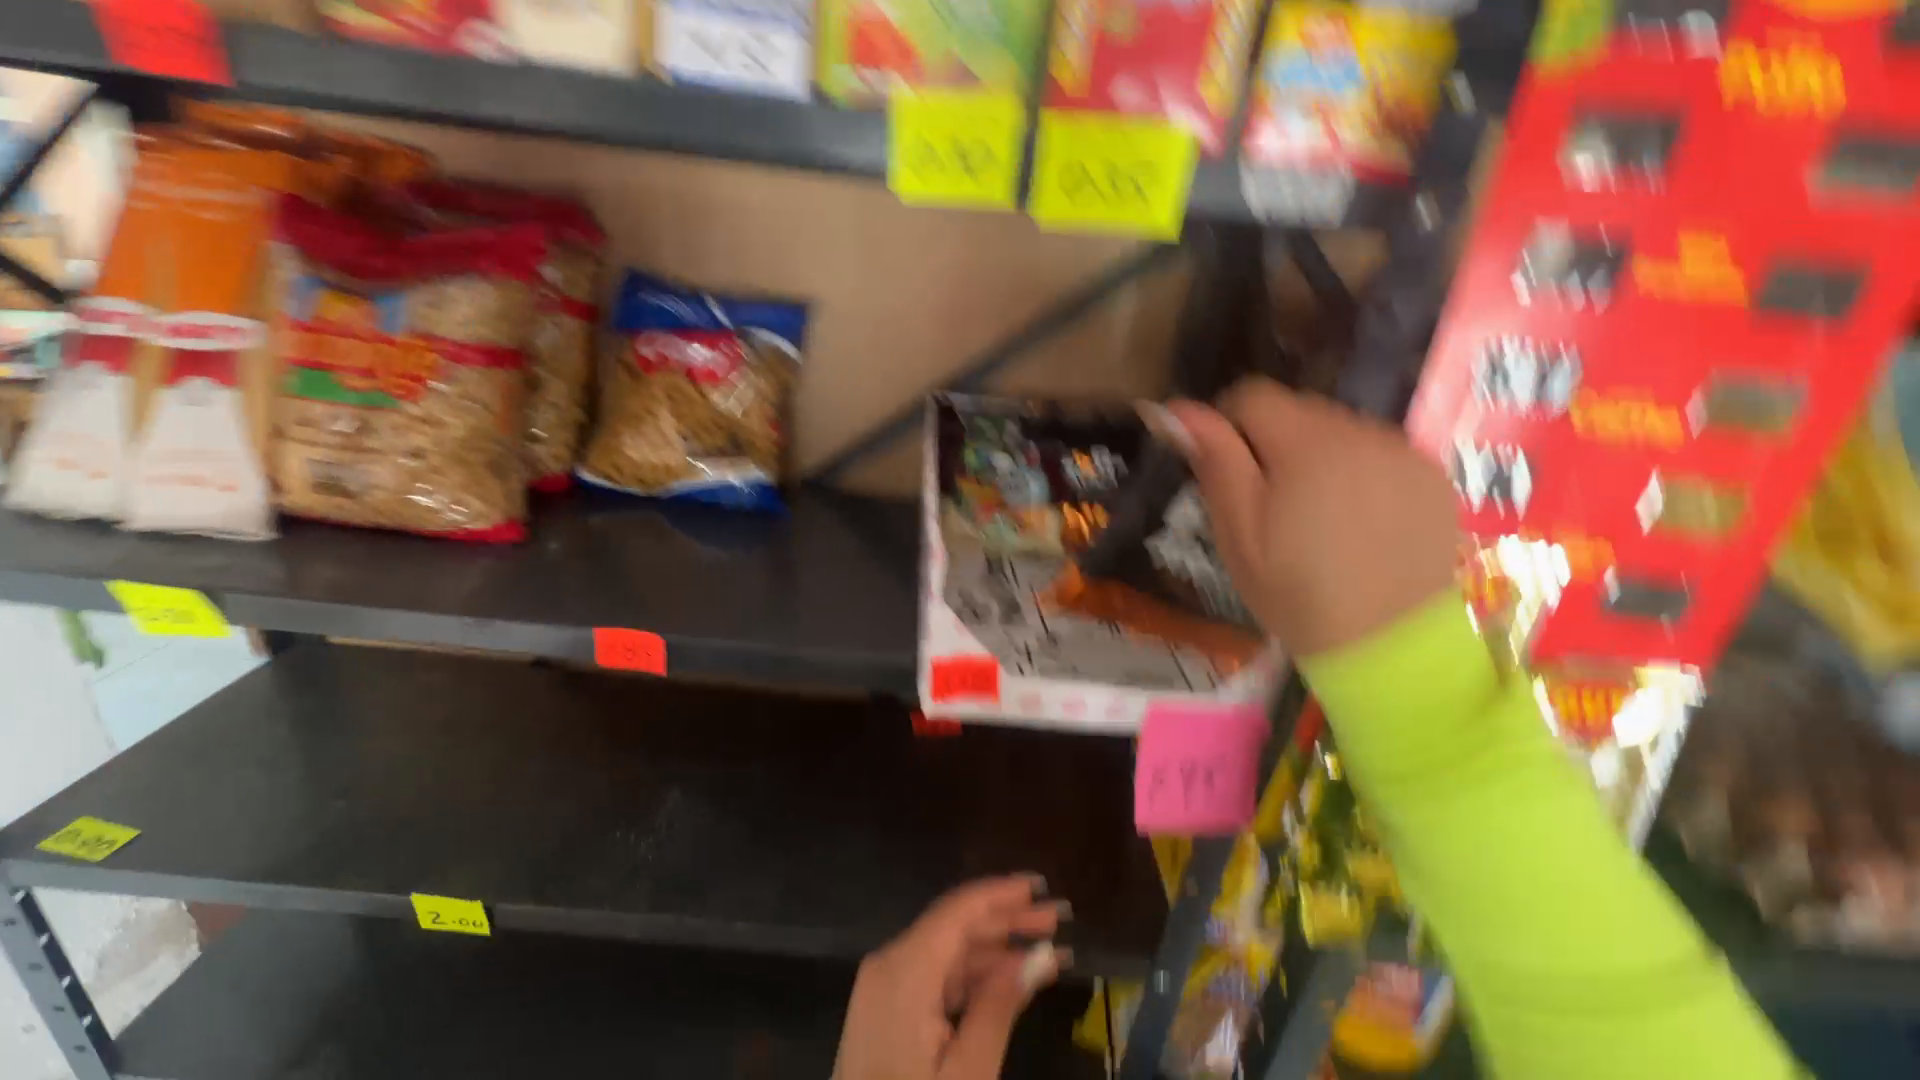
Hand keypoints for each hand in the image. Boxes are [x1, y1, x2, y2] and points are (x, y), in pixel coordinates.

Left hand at [833, 876, 1070, 1079]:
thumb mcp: (968, 1071)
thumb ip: (1001, 1005)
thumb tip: (1042, 955)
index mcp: (904, 969)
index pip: (958, 910)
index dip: (1002, 893)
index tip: (1043, 885)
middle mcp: (890, 965)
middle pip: (955, 926)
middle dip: (1008, 919)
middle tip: (1061, 917)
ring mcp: (884, 989)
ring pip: (948, 952)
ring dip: (997, 949)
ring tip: (1050, 950)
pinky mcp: (886, 1012)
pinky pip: (936, 979)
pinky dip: (974, 977)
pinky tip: (1012, 981)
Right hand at [1148, 377, 1458, 655]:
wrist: (1385, 647)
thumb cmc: (1295, 594)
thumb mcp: (1238, 533)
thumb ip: (1214, 461)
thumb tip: (1175, 407)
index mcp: (1307, 446)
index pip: (1253, 397)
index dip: (1228, 426)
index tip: (1228, 472)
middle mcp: (1362, 433)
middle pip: (1299, 410)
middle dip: (1275, 443)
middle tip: (1272, 505)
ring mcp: (1404, 452)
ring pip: (1340, 428)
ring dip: (1319, 455)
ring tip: (1317, 517)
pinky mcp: (1433, 475)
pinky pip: (1380, 451)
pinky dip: (1361, 472)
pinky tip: (1358, 521)